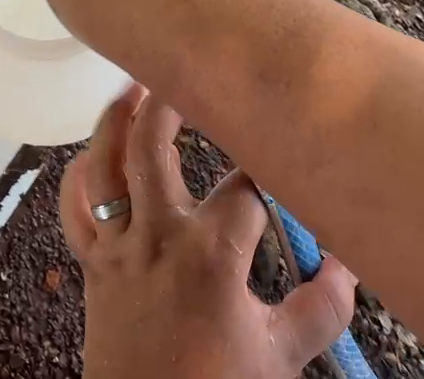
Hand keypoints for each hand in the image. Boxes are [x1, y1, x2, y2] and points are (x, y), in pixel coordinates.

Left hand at [60, 84, 356, 378]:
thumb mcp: (283, 354)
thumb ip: (323, 306)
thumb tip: (348, 261)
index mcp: (212, 253)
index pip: (244, 186)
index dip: (265, 167)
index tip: (277, 153)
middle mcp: (158, 236)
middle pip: (150, 147)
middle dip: (166, 103)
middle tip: (184, 72)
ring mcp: (118, 248)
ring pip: (103, 166)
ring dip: (115, 121)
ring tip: (132, 87)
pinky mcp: (93, 265)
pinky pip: (75, 209)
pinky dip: (79, 176)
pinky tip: (93, 153)